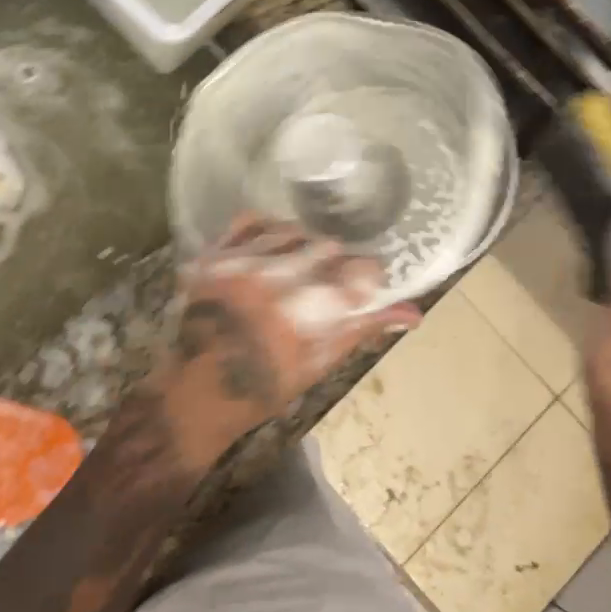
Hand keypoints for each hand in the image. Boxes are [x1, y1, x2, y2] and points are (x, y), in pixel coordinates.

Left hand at [152, 216, 420, 468]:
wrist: (198, 390)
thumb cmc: (265, 386)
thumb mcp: (320, 365)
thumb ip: (363, 329)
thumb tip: (412, 313)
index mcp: (308, 312)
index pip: (362, 270)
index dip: (368, 279)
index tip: (363, 289)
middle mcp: (276, 278)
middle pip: (328, 246)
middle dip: (334, 266)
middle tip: (325, 287)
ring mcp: (239, 262)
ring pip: (292, 230)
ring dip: (302, 247)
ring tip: (296, 271)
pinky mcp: (212, 255)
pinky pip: (249, 221)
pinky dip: (266, 230)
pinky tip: (270, 249)